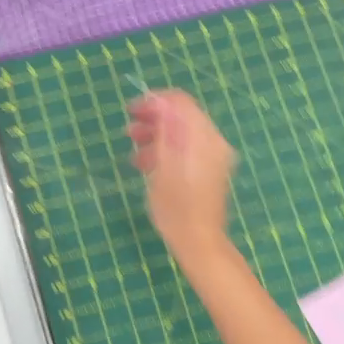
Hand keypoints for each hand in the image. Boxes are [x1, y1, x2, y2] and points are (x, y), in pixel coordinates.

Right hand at [129, 89, 237, 262]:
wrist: (199, 242)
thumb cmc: (177, 208)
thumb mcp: (164, 167)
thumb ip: (165, 131)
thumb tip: (160, 102)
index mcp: (204, 138)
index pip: (181, 103)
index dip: (155, 102)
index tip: (131, 111)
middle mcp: (213, 142)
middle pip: (182, 117)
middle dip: (154, 121)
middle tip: (129, 133)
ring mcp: (214, 157)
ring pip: (183, 134)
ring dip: (157, 138)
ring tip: (135, 155)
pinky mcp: (210, 170)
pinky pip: (188, 149)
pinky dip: (168, 151)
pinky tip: (149, 167)